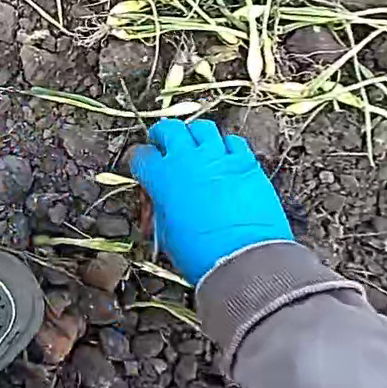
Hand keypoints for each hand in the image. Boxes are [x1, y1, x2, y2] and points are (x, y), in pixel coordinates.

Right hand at [129, 118, 291, 285]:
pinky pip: (233, 142)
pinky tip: (225, 157)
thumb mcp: (168, 235)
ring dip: (194, 134)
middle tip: (163, 141)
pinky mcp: (245, 163)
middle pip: (170, 129)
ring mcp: (219, 157)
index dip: (141, 161)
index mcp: (162, 178)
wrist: (244, 259)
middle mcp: (188, 160)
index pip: (142, 156)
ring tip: (195, 144)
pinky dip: (226, 146)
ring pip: (203, 127)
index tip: (145, 166)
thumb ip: (161, 211)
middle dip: (163, 134)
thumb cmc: (203, 255)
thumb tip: (161, 204)